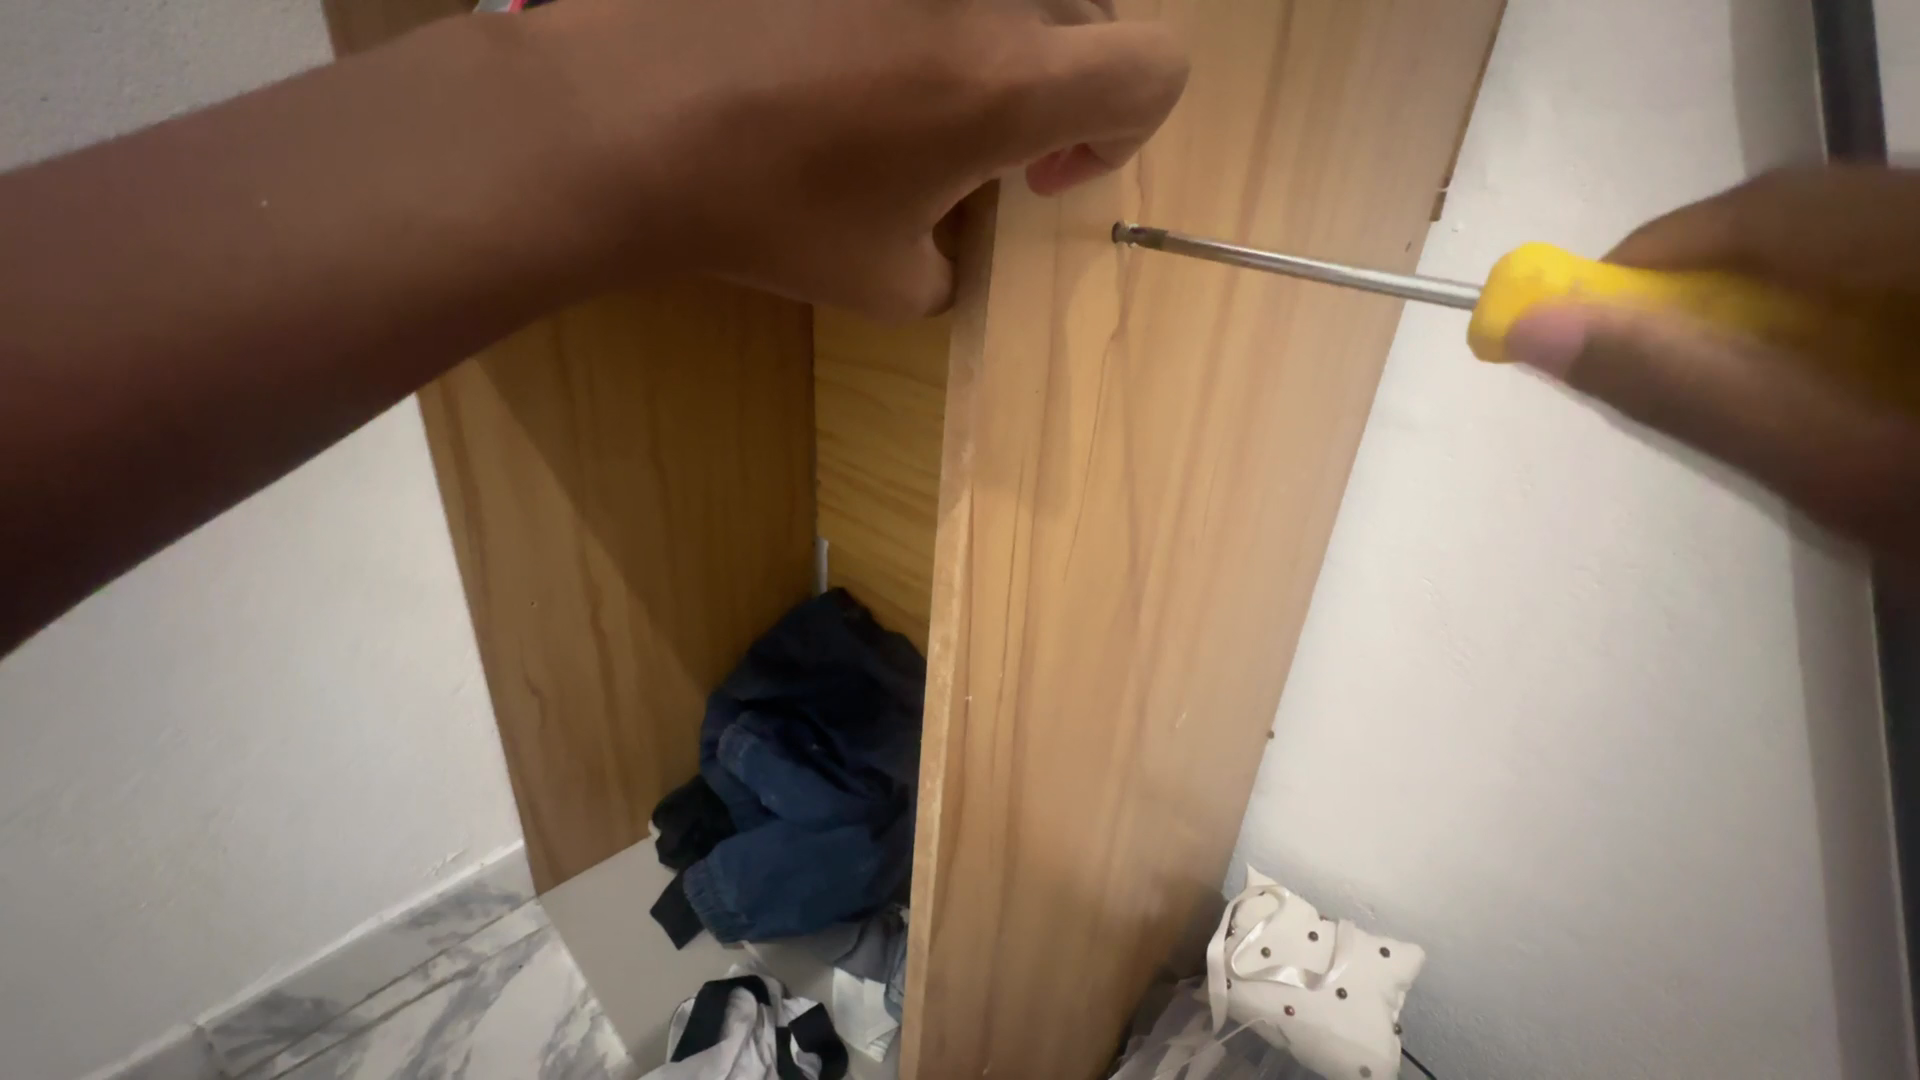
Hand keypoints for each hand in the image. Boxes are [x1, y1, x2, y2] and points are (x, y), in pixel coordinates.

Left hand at [524, 0, 1187, 316]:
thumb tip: (961, 241)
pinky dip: (936, 22)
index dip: (1127, 128)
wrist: (629, 124)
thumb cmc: (770, 219)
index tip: (1048, 174)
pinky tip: (869, 53)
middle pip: (1093, 10)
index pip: (1155, 68)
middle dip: (1067, 86)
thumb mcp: (890, 285)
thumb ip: (962, 263)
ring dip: (1009, 40)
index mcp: (1006, 81)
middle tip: (992, 146)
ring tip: (931, 96)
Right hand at [1503, 166, 1919, 559]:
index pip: (1785, 206)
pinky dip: (1854, 316)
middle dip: (1728, 287)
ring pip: (1876, 244)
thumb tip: (1536, 329)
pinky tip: (1858, 379)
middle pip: (1836, 218)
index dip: (1662, 249)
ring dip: (1787, 307)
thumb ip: (1686, 391)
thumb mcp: (1846, 477)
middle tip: (1670, 364)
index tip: (1585, 313)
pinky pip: (1906, 273)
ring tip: (1767, 387)